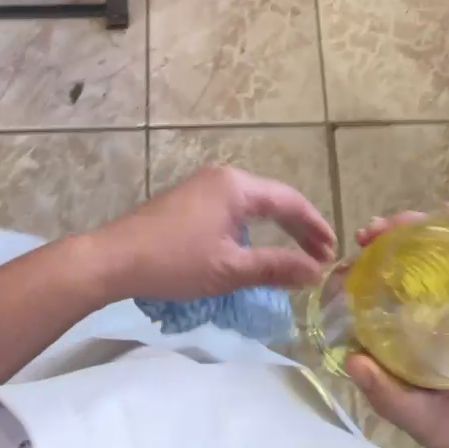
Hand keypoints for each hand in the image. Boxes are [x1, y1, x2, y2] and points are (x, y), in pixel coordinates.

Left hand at [85, 166, 336, 301]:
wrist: (116, 257)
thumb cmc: (175, 262)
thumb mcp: (229, 269)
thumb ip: (275, 267)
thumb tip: (315, 271)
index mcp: (236, 186)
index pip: (288, 200)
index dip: (313, 225)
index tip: (332, 249)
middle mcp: (223, 176)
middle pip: (272, 197)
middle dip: (298, 226)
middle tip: (320, 254)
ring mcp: (204, 184)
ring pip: (253, 202)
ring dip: (276, 226)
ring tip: (295, 252)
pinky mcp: (190, 198)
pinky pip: (234, 206)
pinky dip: (253, 225)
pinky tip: (256, 245)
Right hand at [345, 213, 448, 447]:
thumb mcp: (429, 422)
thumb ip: (392, 396)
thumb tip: (354, 360)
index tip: (442, 211)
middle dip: (421, 227)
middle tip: (379, 230)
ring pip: (448, 253)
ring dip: (410, 235)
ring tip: (371, 235)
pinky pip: (438, 271)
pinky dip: (410, 253)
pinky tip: (381, 252)